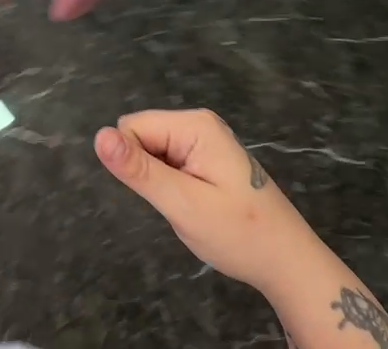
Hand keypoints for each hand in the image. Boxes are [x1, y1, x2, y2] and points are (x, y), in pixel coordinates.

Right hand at [95, 109, 333, 293]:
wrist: (289, 265)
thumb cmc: (240, 235)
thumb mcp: (184, 206)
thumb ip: (139, 170)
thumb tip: (98, 136)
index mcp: (193, 125)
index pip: (131, 128)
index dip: (135, 165)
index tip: (164, 195)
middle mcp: (198, 123)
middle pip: (141, 136)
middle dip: (148, 172)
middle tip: (180, 204)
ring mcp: (204, 139)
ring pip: (152, 151)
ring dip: (160, 181)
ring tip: (190, 206)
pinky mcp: (207, 156)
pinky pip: (168, 161)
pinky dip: (173, 185)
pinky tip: (196, 204)